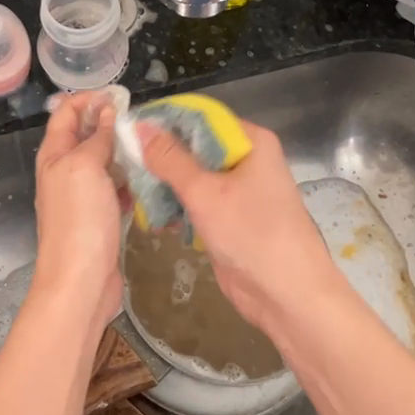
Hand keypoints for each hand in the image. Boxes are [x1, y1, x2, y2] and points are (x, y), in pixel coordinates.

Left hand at [31, 91, 126, 332]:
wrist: (80, 282)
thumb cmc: (79, 220)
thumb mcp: (85, 167)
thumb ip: (96, 137)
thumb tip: (106, 110)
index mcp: (55, 154)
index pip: (66, 113)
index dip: (88, 98)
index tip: (119, 93)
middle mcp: (65, 171)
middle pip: (86, 136)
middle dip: (110, 122)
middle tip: (142, 118)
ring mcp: (83, 197)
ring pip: (104, 163)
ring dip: (123, 152)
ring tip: (151, 144)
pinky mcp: (100, 218)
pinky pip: (115, 190)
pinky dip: (130, 182)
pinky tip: (149, 180)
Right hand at [139, 121, 338, 341]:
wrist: (289, 296)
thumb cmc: (252, 234)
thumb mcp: (205, 192)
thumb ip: (169, 159)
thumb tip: (140, 127)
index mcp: (250, 142)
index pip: (200, 118)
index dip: (165, 122)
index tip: (130, 130)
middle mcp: (245, 160)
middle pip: (194, 147)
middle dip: (161, 157)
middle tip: (125, 164)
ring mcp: (238, 191)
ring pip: (192, 177)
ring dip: (165, 185)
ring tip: (134, 191)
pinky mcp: (230, 218)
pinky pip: (197, 202)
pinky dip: (177, 207)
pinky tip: (154, 217)